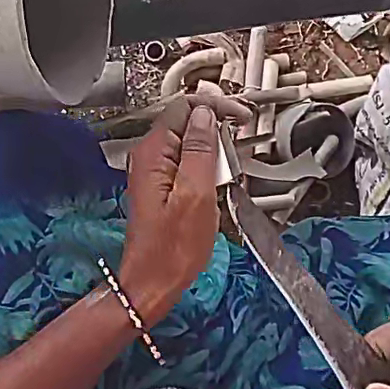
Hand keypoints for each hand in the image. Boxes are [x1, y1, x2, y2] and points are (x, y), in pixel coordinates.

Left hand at [120, 93, 250, 321]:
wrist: (154, 282)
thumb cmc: (173, 248)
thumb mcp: (196, 194)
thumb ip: (202, 150)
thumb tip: (206, 115)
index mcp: (152, 153)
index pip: (183, 107)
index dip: (215, 106)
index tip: (240, 116)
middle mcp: (148, 157)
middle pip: (184, 120)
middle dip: (215, 122)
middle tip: (240, 133)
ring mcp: (154, 171)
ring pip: (187, 141)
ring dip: (212, 144)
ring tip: (231, 157)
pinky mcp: (162, 185)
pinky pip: (186, 160)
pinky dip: (206, 161)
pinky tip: (219, 173)